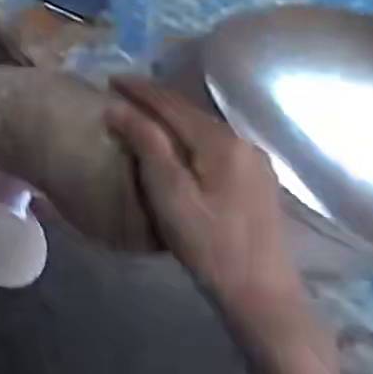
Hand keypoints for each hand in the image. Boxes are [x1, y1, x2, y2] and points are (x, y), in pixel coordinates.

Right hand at [103, 76, 308, 340]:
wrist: (262, 294)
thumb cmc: (208, 244)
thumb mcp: (169, 193)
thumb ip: (146, 144)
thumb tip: (117, 106)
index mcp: (220, 141)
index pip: (172, 103)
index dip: (140, 89)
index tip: (110, 78)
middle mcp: (242, 142)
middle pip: (190, 111)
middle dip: (155, 99)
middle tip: (122, 93)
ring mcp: (254, 161)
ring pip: (203, 126)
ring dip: (171, 117)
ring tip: (142, 114)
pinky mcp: (257, 180)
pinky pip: (214, 142)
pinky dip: (188, 134)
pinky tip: (176, 143)